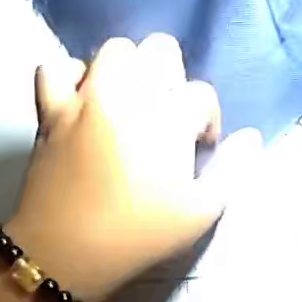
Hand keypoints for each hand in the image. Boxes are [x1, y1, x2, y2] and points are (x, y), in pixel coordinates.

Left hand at [6, 33, 261, 301]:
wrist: (67, 251)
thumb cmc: (141, 234)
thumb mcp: (201, 212)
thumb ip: (232, 169)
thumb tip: (250, 137)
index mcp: (168, 119)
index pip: (200, 94)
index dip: (207, 121)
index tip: (200, 149)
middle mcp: (128, 95)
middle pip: (159, 50)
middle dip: (172, 77)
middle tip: (168, 115)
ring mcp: (86, 98)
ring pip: (113, 51)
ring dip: (129, 69)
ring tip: (131, 103)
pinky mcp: (51, 110)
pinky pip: (57, 68)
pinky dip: (74, 77)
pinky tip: (84, 99)